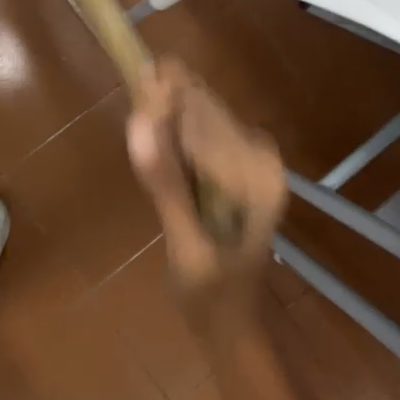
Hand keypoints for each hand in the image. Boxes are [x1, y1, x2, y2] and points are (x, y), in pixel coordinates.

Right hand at [127, 59, 287, 335]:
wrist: (231, 326)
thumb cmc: (210, 296)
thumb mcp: (185, 245)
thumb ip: (166, 184)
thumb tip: (140, 122)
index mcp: (258, 178)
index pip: (208, 118)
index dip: (172, 94)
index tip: (140, 74)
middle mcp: (263, 161)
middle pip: (210, 112)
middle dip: (172, 98)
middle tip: (136, 82)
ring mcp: (254, 165)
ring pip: (206, 119)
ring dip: (174, 111)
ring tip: (143, 106)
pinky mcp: (241, 171)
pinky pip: (206, 135)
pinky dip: (180, 130)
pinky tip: (160, 137)